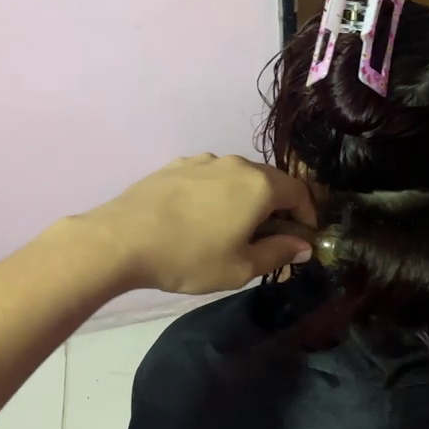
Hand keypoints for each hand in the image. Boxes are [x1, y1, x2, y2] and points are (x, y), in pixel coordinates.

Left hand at [64, 154, 317, 294]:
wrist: (121, 239)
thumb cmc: (189, 257)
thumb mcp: (240, 267)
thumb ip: (278, 253)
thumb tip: (304, 245)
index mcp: (260, 185)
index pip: (300, 192)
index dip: (307, 216)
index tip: (302, 239)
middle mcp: (237, 164)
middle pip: (271, 181)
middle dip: (278, 207)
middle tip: (270, 238)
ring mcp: (205, 161)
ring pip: (239, 177)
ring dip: (246, 199)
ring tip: (231, 228)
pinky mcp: (177, 165)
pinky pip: (211, 177)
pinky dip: (217, 194)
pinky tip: (199, 218)